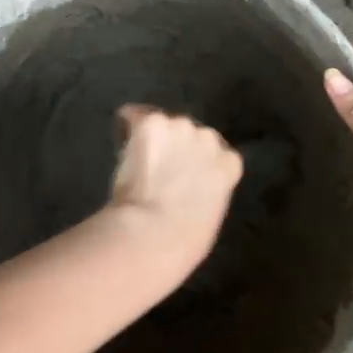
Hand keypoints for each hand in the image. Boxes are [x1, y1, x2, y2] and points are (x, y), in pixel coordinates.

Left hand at [107, 105, 243, 268]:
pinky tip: (122, 142)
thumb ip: (207, 185)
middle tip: (159, 164)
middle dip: (174, 143)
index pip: (215, 150)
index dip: (195, 160)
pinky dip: (127, 127)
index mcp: (229, 162)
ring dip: (152, 135)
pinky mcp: (148, 122)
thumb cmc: (186, 236)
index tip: (183, 172)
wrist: (154, 230)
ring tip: (140, 157)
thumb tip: (190, 178)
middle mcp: (206, 136)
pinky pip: (132, 115)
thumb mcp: (212, 210)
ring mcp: (176, 125)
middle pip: (188, 132)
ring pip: (161, 122)